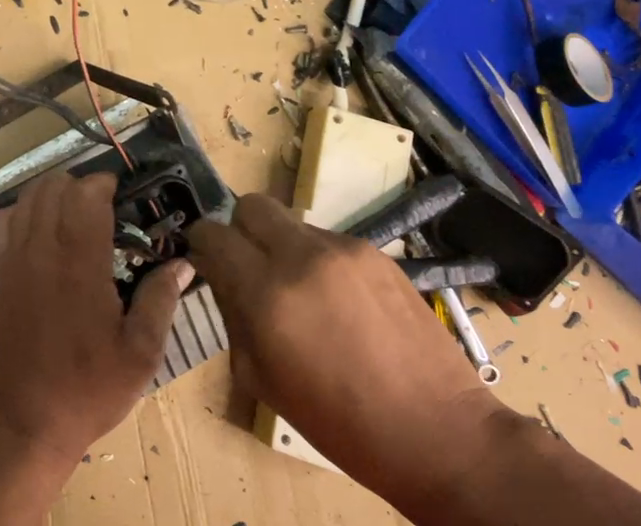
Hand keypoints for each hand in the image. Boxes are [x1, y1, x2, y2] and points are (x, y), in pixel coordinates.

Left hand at [0, 171, 193, 461]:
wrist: (29, 416)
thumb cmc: (91, 388)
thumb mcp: (141, 352)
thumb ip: (160, 299)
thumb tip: (181, 262)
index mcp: (80, 265)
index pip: (85, 196)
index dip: (104, 184)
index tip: (123, 193)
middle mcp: (42, 251)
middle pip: (54, 188)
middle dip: (81, 185)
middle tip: (105, 204)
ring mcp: (14, 259)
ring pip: (28, 198)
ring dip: (53, 192)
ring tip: (76, 210)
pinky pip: (5, 220)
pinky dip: (25, 209)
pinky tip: (43, 226)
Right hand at [186, 193, 504, 491]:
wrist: (438, 434)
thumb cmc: (337, 420)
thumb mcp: (258, 376)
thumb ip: (232, 315)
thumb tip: (224, 279)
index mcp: (266, 293)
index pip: (212, 234)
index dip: (203, 246)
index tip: (209, 264)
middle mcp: (302, 258)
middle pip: (251, 205)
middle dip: (242, 231)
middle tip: (250, 267)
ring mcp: (345, 251)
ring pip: (292, 223)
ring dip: (283, 248)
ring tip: (303, 295)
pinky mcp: (378, 256)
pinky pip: (328, 242)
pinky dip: (320, 263)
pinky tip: (340, 304)